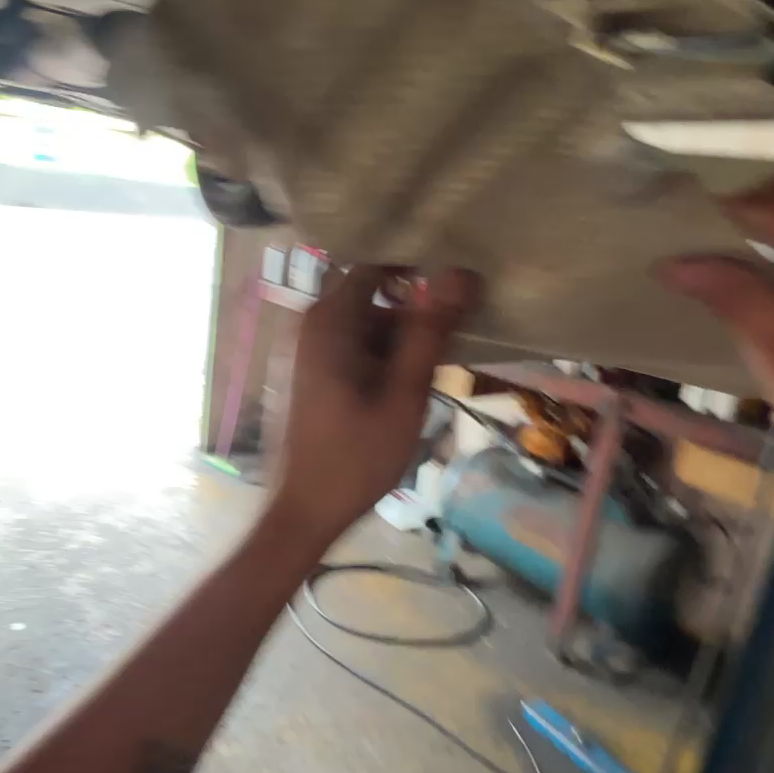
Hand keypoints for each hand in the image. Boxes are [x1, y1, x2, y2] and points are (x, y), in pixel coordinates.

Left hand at [268, 264, 478, 542]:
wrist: (308, 508)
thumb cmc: (357, 455)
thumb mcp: (404, 394)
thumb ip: (429, 332)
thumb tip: (460, 273)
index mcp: (330, 320)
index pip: (379, 264)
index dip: (420, 263)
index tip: (460, 274)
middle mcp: (315, 324)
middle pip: (376, 293)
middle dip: (418, 304)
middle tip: (465, 319)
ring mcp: (314, 348)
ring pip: (371, 322)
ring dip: (407, 333)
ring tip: (450, 350)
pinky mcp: (319, 371)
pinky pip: (360, 345)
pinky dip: (389, 353)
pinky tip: (419, 377)